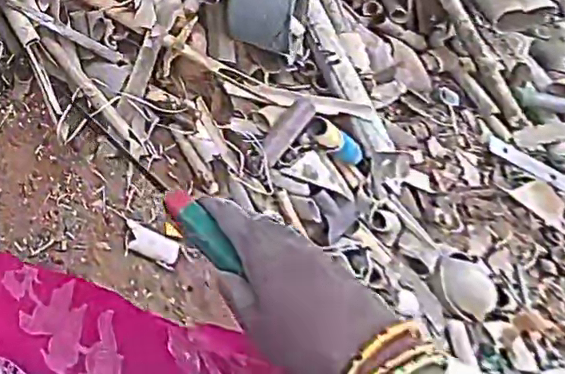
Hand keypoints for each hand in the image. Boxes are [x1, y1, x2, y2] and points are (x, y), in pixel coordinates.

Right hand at [202, 198, 399, 373]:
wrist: (374, 355)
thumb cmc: (304, 343)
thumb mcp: (256, 325)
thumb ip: (234, 292)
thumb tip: (223, 272)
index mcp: (257, 244)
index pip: (223, 212)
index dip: (204, 208)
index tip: (190, 210)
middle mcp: (282, 237)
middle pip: (250, 220)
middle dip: (232, 228)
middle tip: (220, 247)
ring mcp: (309, 247)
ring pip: (274, 235)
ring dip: (258, 243)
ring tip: (253, 272)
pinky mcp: (332, 263)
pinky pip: (295, 250)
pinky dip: (282, 257)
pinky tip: (285, 285)